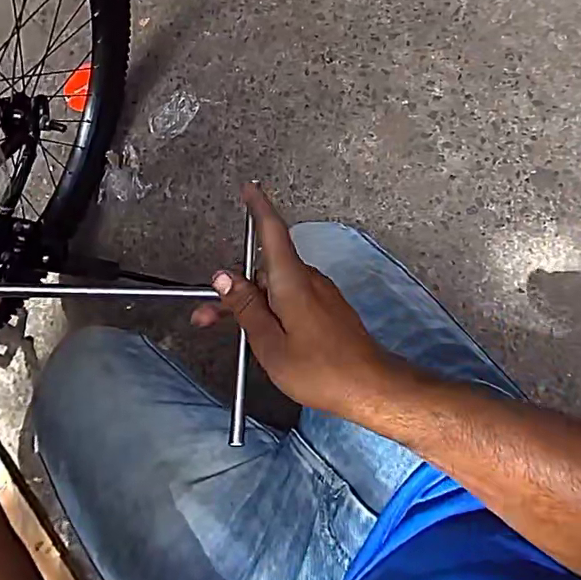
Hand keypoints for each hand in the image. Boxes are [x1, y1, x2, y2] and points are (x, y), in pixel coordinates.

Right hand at [192, 183, 392, 418]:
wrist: (373, 390)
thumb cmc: (321, 370)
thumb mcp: (269, 343)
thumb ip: (245, 307)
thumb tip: (224, 277)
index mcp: (292, 282)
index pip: (273, 232)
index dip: (259, 207)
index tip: (249, 189)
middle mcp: (307, 280)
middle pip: (263, 269)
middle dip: (233, 288)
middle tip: (207, 314)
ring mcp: (320, 294)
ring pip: (274, 287)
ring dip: (250, 302)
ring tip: (230, 330)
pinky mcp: (326, 308)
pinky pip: (289, 297)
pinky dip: (270, 308)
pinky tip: (262, 333)